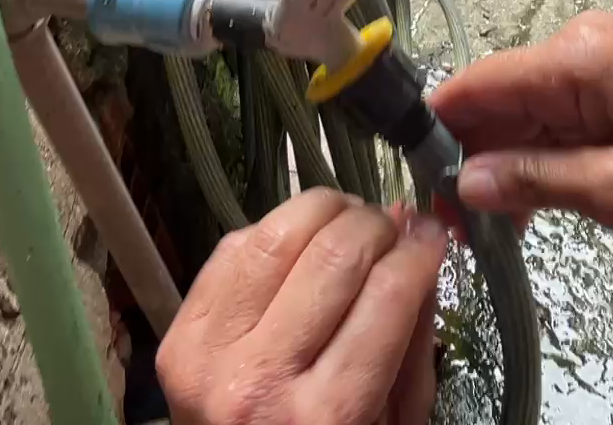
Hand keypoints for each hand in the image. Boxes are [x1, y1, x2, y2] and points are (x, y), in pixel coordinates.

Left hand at [157, 189, 447, 424]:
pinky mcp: (180, 327)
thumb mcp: (391, 421)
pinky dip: (279, 227)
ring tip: (349, 218)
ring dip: (327, 209)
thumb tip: (418, 238)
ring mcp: (211, 349)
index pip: (387, 296)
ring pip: (280, 234)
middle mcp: (261, 380)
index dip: (419, 250)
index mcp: (326, 419)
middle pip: (335, 256)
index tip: (431, 233)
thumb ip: (412, 336)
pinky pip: (237, 243)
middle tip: (392, 228)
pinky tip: (301, 239)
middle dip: (376, 226)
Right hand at [430, 11, 612, 261]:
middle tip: (452, 226)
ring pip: (526, 116)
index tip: (415, 184)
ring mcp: (603, 69)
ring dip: (503, 165)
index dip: (438, 129)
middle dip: (470, 156)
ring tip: (484, 228)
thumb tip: (461, 180)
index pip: (478, 82)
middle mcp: (581, 47)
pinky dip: (539, 162)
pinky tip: (526, 207)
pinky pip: (560, 124)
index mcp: (577, 55)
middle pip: (499, 100)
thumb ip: (532, 180)